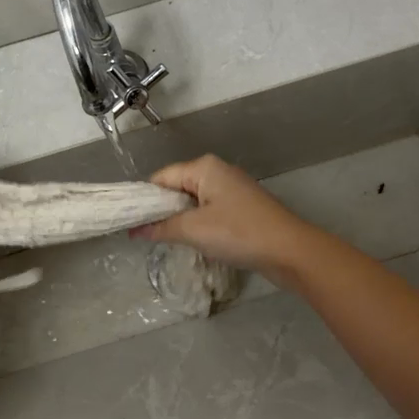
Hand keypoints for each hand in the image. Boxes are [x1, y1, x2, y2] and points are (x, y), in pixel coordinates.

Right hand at [137, 154, 323, 284]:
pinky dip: (198, 224)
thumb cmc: (239, 233)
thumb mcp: (194, 230)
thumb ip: (161, 228)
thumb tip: (134, 230)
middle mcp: (217, 171)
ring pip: (193, 201)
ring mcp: (232, 190)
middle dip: (162, 210)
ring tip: (167, 241)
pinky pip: (209, 211)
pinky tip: (194, 242)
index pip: (162, 177)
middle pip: (177, 187)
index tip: (130, 222)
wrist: (289, 250)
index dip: (145, 199)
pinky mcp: (241, 208)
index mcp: (204, 167)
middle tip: (146, 235)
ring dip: (180, 220)